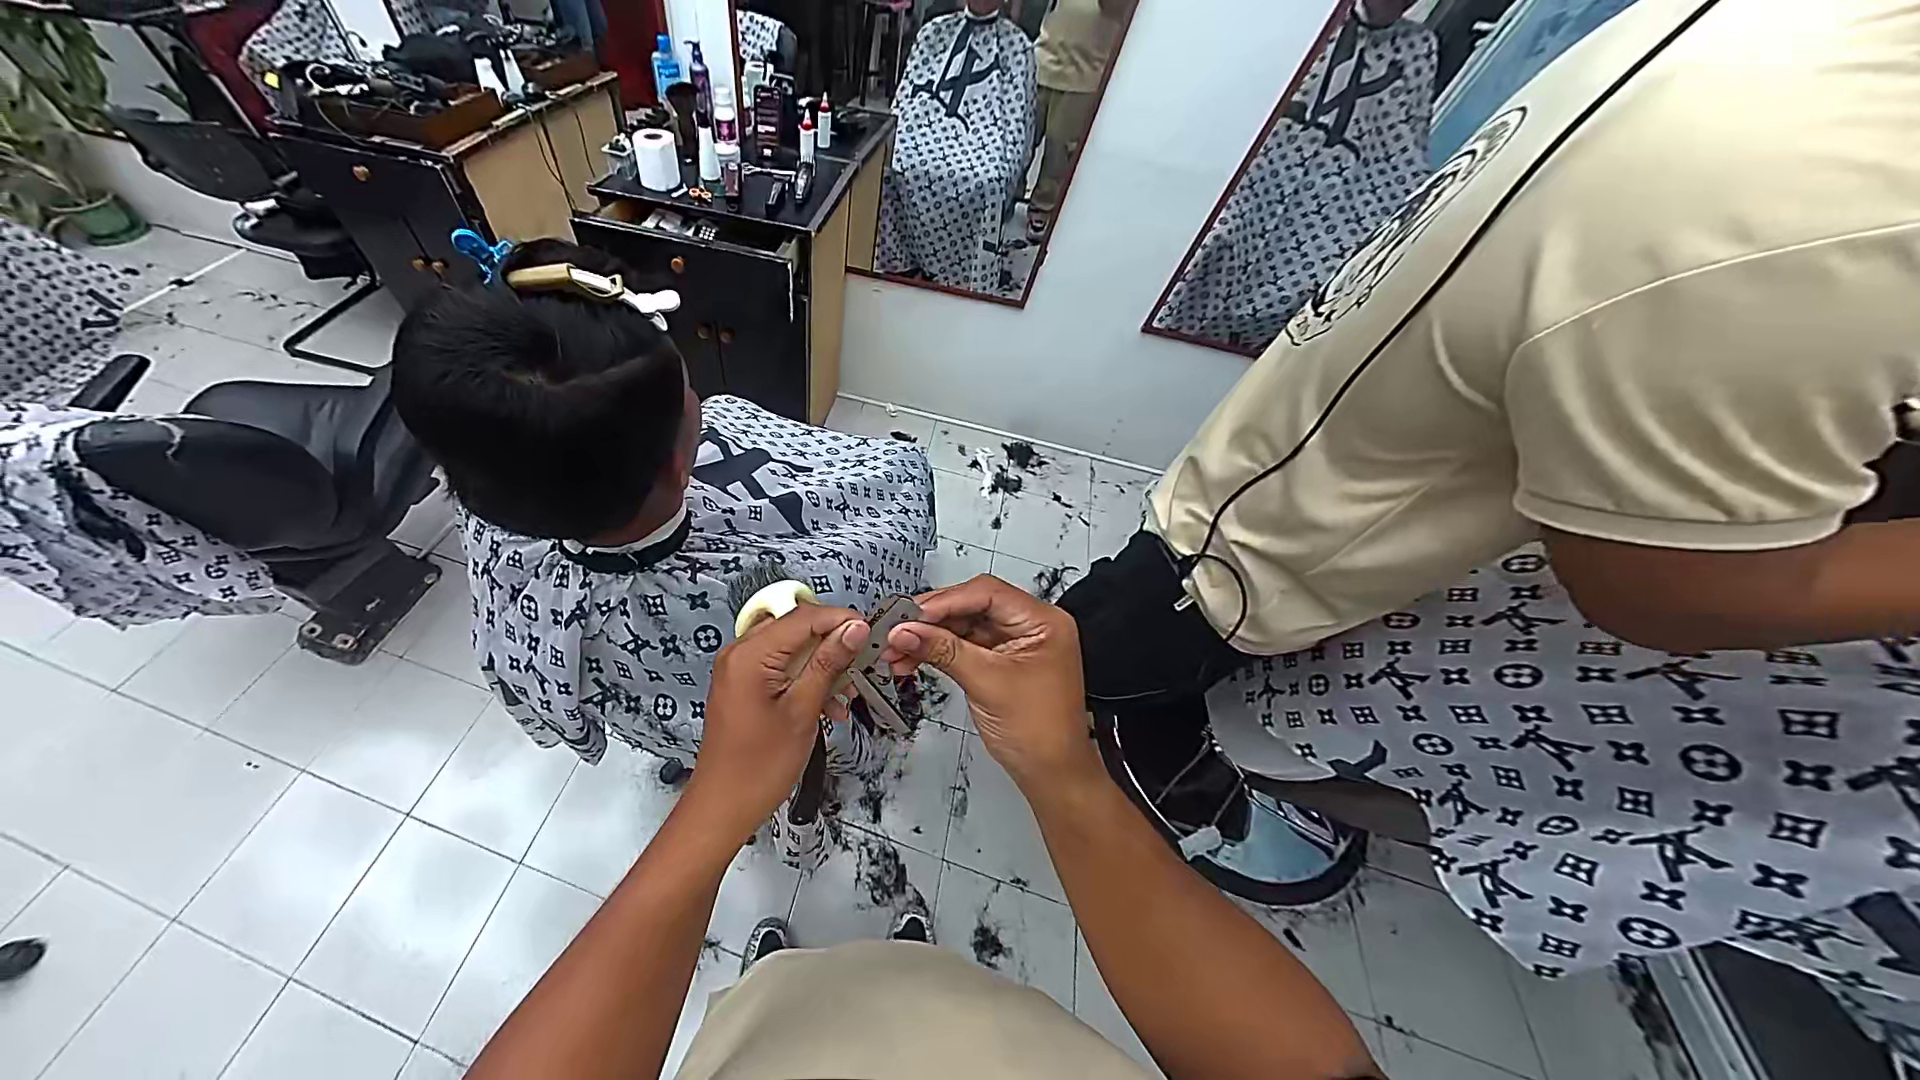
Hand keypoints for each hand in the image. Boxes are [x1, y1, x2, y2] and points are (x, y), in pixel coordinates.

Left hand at [687, 604, 868, 841]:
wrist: (724, 807)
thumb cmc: (756, 769)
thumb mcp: (803, 710)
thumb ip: (829, 663)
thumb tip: (853, 630)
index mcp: (749, 656)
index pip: (804, 617)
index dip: (841, 620)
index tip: (868, 632)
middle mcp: (739, 655)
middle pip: (798, 628)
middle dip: (833, 642)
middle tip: (862, 659)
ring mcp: (740, 669)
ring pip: (794, 648)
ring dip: (824, 663)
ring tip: (847, 688)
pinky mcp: (746, 684)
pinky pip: (783, 666)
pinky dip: (808, 677)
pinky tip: (829, 702)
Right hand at [881, 575, 1101, 790]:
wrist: (1051, 772)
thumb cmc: (1041, 733)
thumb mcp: (987, 683)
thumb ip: (944, 651)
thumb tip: (908, 631)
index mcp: (1042, 621)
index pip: (986, 594)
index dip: (945, 601)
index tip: (911, 614)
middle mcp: (1031, 625)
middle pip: (973, 605)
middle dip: (932, 619)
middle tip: (898, 628)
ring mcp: (1015, 642)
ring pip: (964, 624)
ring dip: (930, 635)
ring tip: (899, 648)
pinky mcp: (1001, 659)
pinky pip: (964, 643)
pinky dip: (939, 648)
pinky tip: (915, 656)